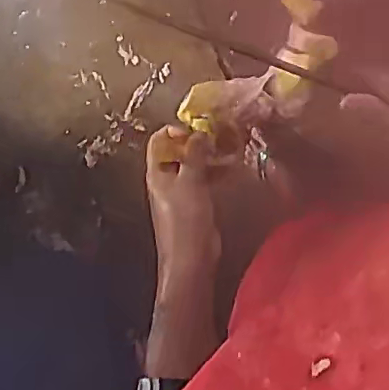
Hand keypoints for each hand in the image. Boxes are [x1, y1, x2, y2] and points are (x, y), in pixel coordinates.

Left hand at [145, 126, 221, 281]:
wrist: (191, 260)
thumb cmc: (186, 219)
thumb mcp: (191, 181)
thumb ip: (194, 154)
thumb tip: (199, 131)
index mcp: (157, 172)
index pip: (159, 140)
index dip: (175, 130)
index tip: (196, 129)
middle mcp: (166, 179)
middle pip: (177, 150)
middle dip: (196, 141)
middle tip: (218, 136)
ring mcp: (180, 191)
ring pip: (192, 164)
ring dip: (208, 155)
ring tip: (228, 149)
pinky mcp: (195, 202)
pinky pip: (203, 179)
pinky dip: (214, 170)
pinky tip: (231, 167)